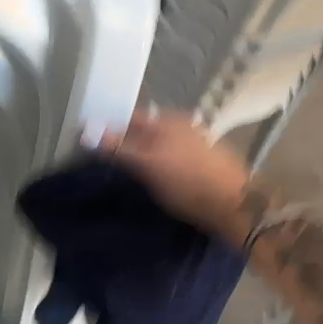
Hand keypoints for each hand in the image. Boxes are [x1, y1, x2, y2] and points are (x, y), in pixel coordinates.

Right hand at [97, 110, 253, 245]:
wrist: (235, 206)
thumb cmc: (187, 184)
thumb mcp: (148, 165)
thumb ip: (118, 147)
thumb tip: (87, 131)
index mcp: (168, 121)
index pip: (129, 118)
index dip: (108, 129)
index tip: (89, 145)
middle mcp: (181, 126)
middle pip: (143, 130)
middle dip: (123, 141)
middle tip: (102, 162)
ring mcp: (194, 142)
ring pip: (156, 143)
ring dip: (139, 153)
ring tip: (123, 172)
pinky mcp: (201, 160)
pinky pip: (168, 155)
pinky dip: (155, 162)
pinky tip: (150, 177)